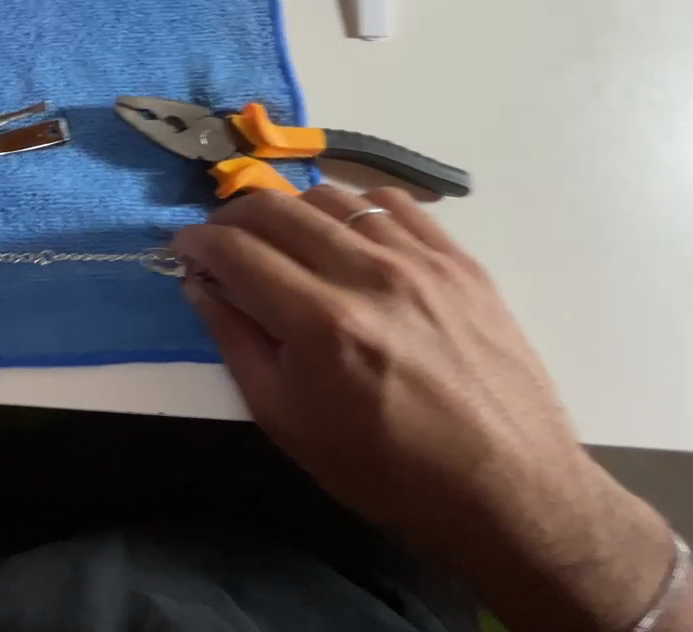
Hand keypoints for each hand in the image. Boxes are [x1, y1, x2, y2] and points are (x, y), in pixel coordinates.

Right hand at [172, 186, 674, 631]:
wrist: (510, 494)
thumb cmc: (382, 466)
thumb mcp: (281, 416)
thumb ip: (232, 339)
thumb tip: (199, 284)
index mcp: (320, 323)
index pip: (234, 250)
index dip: (195, 242)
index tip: (182, 249)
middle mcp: (368, 278)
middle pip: (274, 209)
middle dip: (228, 216)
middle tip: (219, 239)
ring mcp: (421, 264)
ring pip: (328, 196)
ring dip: (286, 209)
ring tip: (279, 238)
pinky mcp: (461, 264)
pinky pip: (391, 203)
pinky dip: (351, 207)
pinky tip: (342, 234)